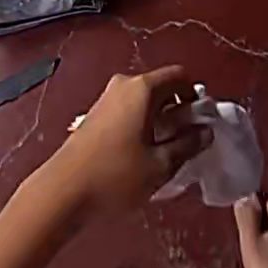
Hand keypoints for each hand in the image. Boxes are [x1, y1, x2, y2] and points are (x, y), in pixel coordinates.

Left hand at [41, 65, 213, 215]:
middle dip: (175, 109)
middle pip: (160, 85)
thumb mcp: (160, 165)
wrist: (61, 192)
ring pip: (143, 98)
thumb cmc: (115, 175)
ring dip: (157, 117)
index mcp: (143, 87)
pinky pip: (127, 107)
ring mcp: (107, 96)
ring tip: (158, 150)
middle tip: (180, 139)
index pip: (179, 76)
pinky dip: (139, 121)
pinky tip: (135, 152)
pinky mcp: (95, 112)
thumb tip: (206, 131)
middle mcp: (125, 83)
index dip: (194, 96)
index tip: (197, 122)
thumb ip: (188, 145)